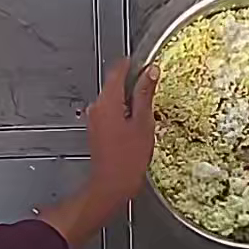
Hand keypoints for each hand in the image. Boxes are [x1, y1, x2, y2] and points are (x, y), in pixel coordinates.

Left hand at [85, 57, 158, 203]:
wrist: (112, 184)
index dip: (132, 64)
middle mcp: (97, 107)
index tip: (146, 64)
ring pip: (114, 100)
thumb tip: (151, 72)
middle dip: (134, 85)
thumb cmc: (128, 157)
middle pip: (115, 85)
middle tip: (154, 92)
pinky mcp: (97, 131)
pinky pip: (111, 114)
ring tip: (148, 115)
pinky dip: (124, 114)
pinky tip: (137, 127)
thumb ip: (146, 94)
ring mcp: (95, 119)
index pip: (117, 70)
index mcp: (108, 101)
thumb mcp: (143, 123)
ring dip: (130, 102)